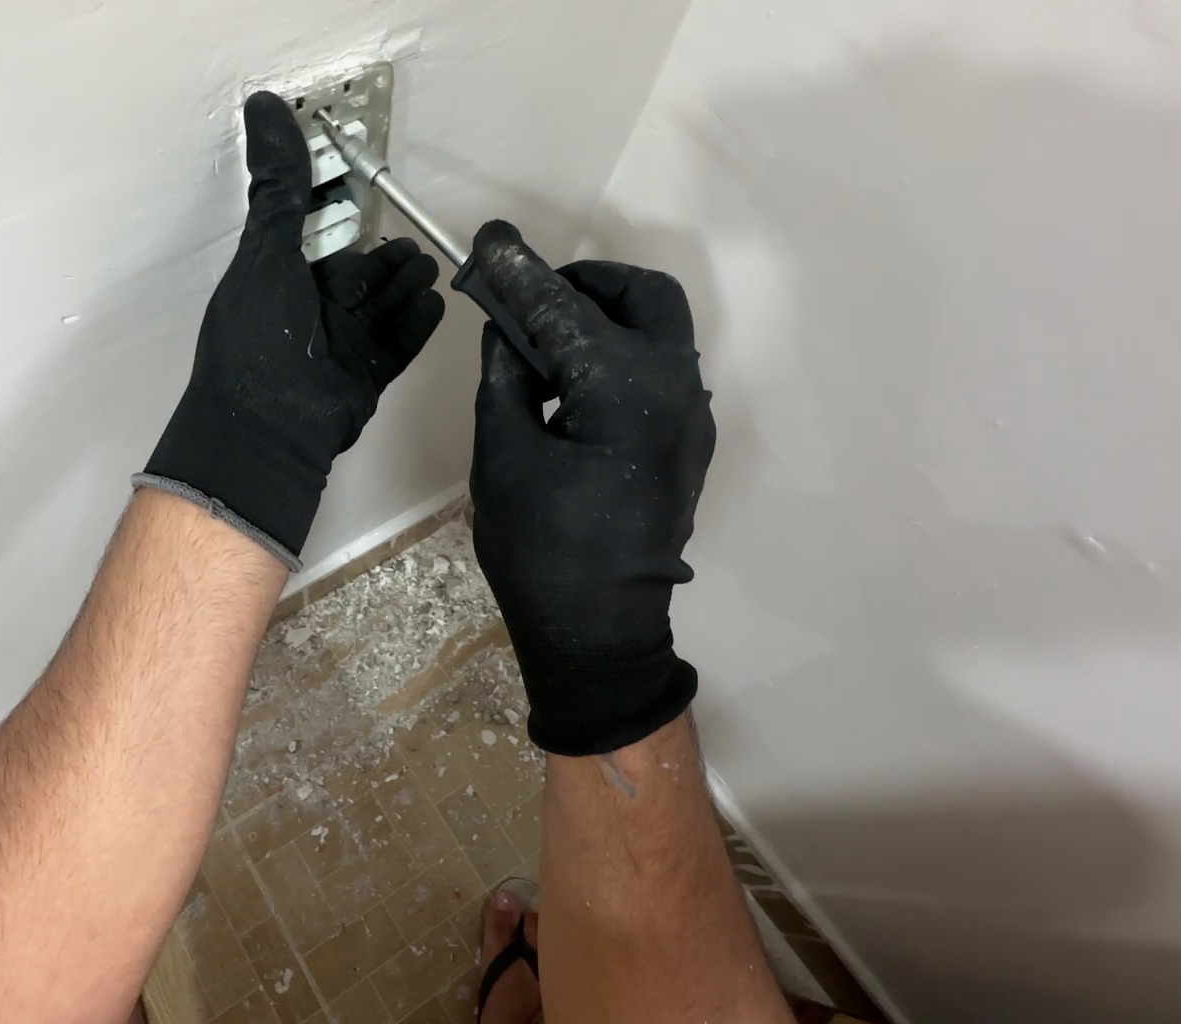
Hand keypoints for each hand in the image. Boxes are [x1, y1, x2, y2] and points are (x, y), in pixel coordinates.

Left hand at [138, 91, 445, 568]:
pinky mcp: (364, 379)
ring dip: (405, 288)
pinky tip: (436, 303)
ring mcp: (339, 350)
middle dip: (385, 261)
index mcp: (279, 283)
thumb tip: (266, 106)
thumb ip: (278, 186)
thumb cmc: (260, 336)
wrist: (271, 424)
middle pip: (357, 280)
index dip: (344, 222)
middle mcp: (309, 315)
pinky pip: (395, 346)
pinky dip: (415, 325)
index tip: (369, 199)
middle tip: (413, 242)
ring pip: (380, 310)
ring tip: (430, 265)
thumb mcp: (266, 250)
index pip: (319, 245)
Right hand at [468, 221, 714, 755]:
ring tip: (547, 340)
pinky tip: (578, 384)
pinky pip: (660, 371)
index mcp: (624, 388)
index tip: (488, 240)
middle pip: (641, 297)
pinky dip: (620, 356)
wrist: (598, 627)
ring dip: (605, 318)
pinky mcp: (689, 441)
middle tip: (531, 299)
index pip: (562, 309)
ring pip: (660, 331)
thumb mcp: (503, 456)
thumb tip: (506, 328)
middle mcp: (675, 388)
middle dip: (583, 284)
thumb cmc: (539, 549)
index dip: (518, 273)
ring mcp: (692, 416)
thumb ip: (506, 378)